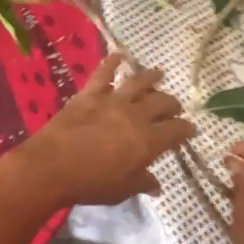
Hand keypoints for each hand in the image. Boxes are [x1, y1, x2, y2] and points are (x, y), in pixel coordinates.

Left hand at [7, 54, 196, 208]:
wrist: (52, 166)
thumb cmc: (91, 183)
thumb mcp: (122, 189)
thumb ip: (141, 183)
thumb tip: (156, 185)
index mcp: (148, 141)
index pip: (176, 131)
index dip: (186, 129)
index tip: (190, 129)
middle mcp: (135, 115)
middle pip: (161, 102)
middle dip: (172, 104)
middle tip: (174, 106)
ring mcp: (112, 101)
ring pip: (138, 82)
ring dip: (151, 77)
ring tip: (159, 73)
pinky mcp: (90, 94)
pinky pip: (103, 73)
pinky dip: (112, 61)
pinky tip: (119, 54)